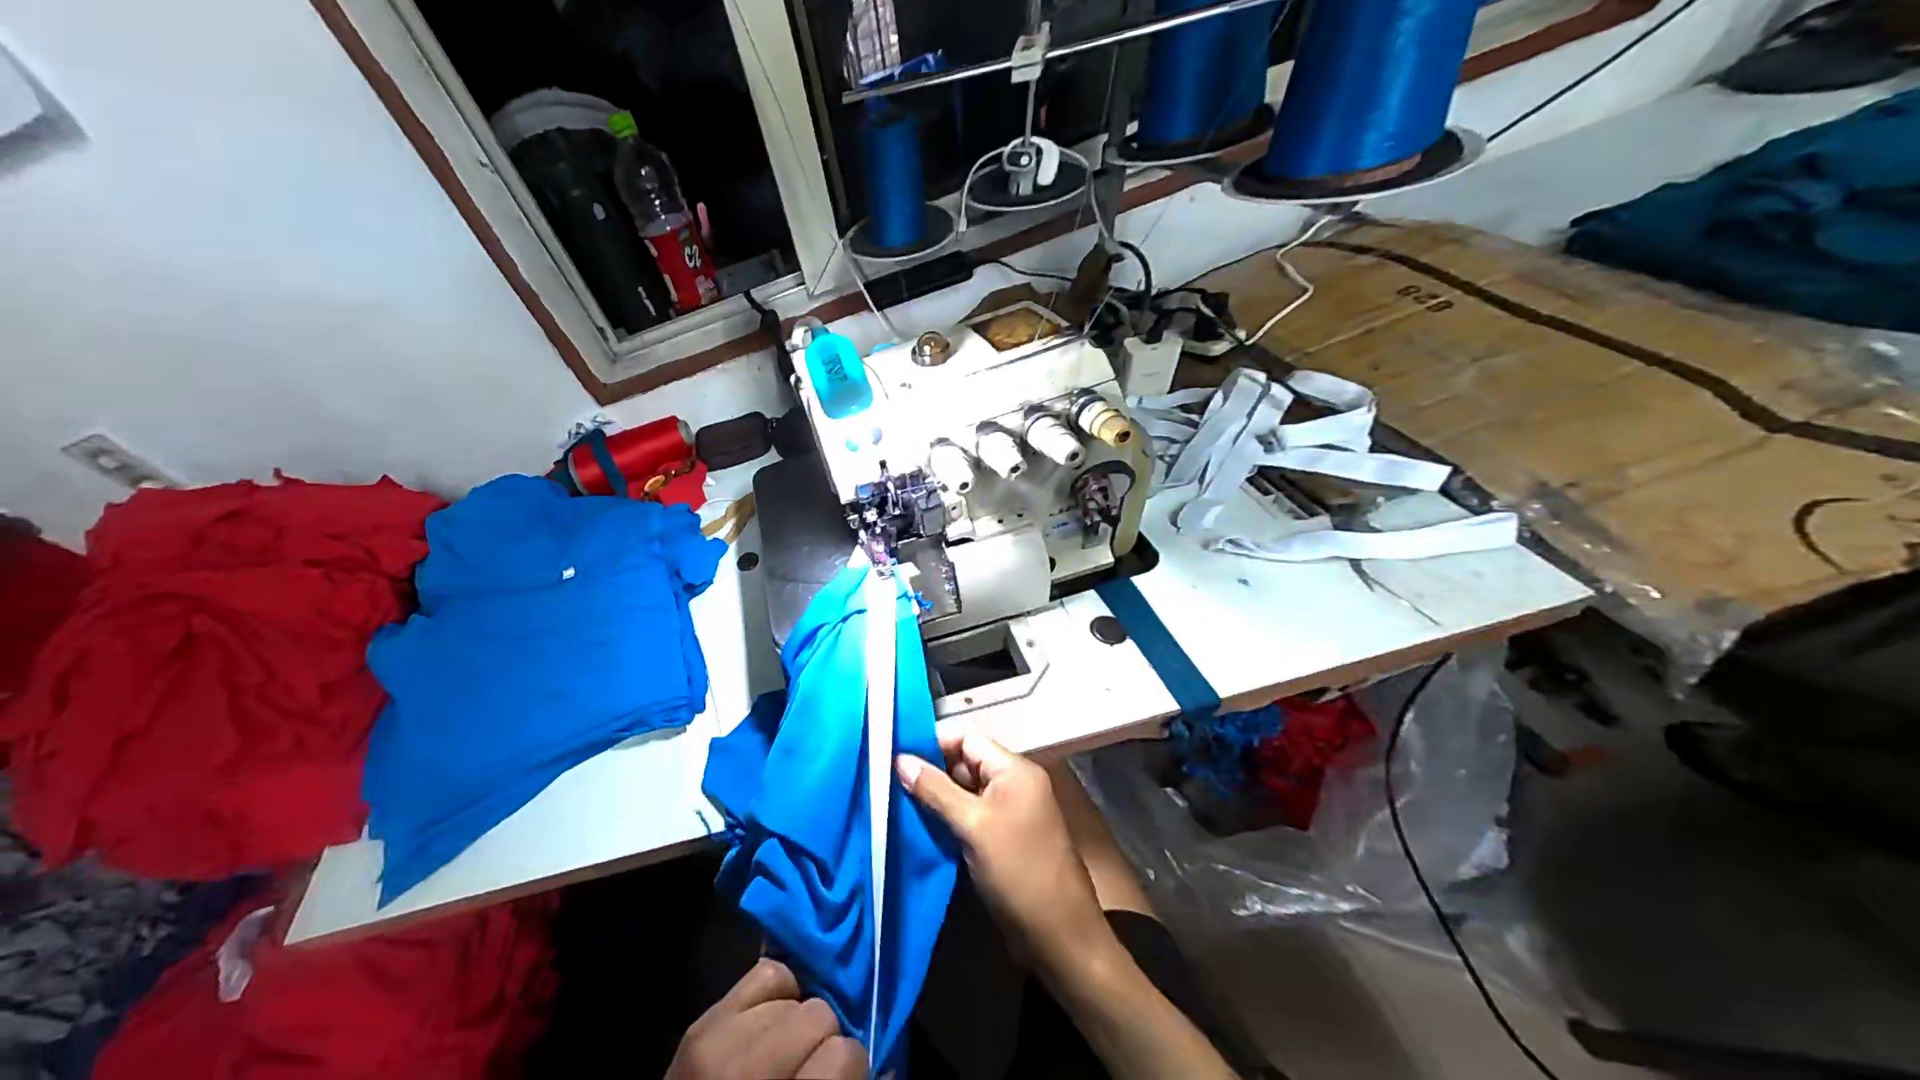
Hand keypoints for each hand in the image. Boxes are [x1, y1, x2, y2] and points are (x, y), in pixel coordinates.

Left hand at [665, 958, 865, 1079]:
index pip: (844, 1054)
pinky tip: (769, 1026)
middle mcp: (746, 1073)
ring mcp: (718, 1043)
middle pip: (820, 1016)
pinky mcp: (702, 1024)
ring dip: (799, 1022)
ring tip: (787, 1051)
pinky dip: (776, 995)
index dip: (850, 1068)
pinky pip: (766, 974)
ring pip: (797, 995)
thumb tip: (879, 1061)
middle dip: (825, 1041)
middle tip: (810, 1068)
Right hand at [896, 731, 1109, 973]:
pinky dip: (947, 819)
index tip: (895, 755)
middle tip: (889, 781)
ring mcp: (1010, 812)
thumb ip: (936, 790)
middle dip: (930, 771)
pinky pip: (970, 816)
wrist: (1057, 935)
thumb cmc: (1018, 871)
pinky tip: (919, 827)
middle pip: (965, 764)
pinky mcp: (1003, 838)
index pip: (967, 740)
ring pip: (965, 792)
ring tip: (896, 802)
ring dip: (936, 797)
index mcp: (1015, 770)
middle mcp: (1014, 784)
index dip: (932, 744)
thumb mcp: (973, 825)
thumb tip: (900, 759)